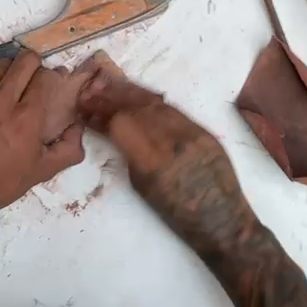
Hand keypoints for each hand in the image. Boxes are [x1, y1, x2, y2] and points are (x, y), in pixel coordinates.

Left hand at [0, 50, 85, 226]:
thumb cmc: (4, 181)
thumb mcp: (44, 170)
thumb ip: (69, 147)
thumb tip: (77, 126)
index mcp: (25, 118)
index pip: (45, 77)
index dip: (52, 78)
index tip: (52, 85)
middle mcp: (1, 101)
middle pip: (25, 61)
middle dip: (35, 67)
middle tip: (34, 80)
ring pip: (2, 63)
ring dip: (12, 71)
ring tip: (13, 86)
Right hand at [76, 52, 257, 251]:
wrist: (223, 223)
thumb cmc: (177, 215)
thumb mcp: (142, 187)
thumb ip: (127, 154)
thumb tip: (111, 128)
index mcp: (153, 161)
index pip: (119, 123)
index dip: (98, 114)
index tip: (83, 108)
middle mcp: (173, 140)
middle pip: (135, 107)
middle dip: (109, 97)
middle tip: (90, 91)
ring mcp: (191, 132)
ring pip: (154, 102)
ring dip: (129, 92)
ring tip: (109, 84)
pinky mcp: (203, 130)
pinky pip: (173, 108)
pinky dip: (151, 98)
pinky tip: (138, 94)